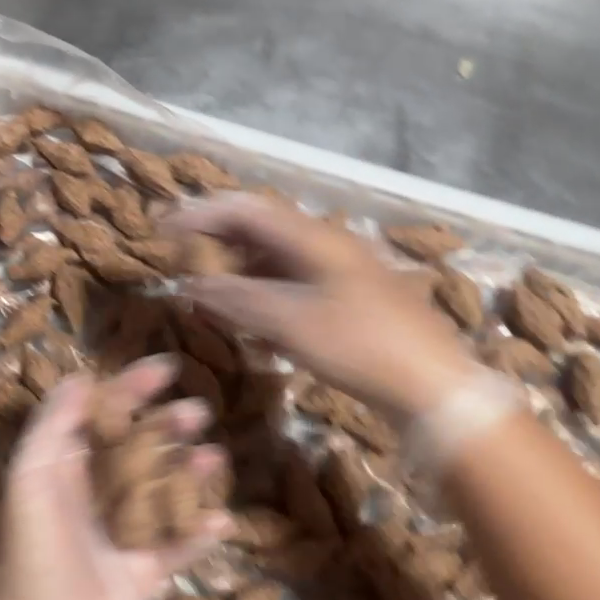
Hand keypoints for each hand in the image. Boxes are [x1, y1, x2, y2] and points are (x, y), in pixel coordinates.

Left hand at [0, 357, 226, 599]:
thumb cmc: (31, 549)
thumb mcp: (29, 475)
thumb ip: (54, 423)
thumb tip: (81, 375)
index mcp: (63, 466)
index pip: (101, 415)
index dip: (131, 388)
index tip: (168, 368)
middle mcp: (93, 493)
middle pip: (138, 447)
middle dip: (167, 426)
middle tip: (198, 412)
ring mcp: (121, 533)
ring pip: (163, 491)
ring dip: (189, 472)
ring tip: (212, 458)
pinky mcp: (144, 574)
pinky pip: (178, 546)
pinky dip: (199, 533)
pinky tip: (219, 519)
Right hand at [167, 193, 477, 422]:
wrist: (437, 389)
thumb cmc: (360, 347)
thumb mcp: (287, 323)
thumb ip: (232, 299)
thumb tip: (186, 284)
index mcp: (314, 238)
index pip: (244, 210)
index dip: (199, 214)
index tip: (162, 230)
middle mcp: (327, 244)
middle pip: (259, 228)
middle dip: (215, 240)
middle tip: (179, 258)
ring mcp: (341, 270)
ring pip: (274, 257)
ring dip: (236, 269)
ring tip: (207, 292)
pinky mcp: (348, 297)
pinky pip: (291, 282)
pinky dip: (261, 292)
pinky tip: (249, 321)